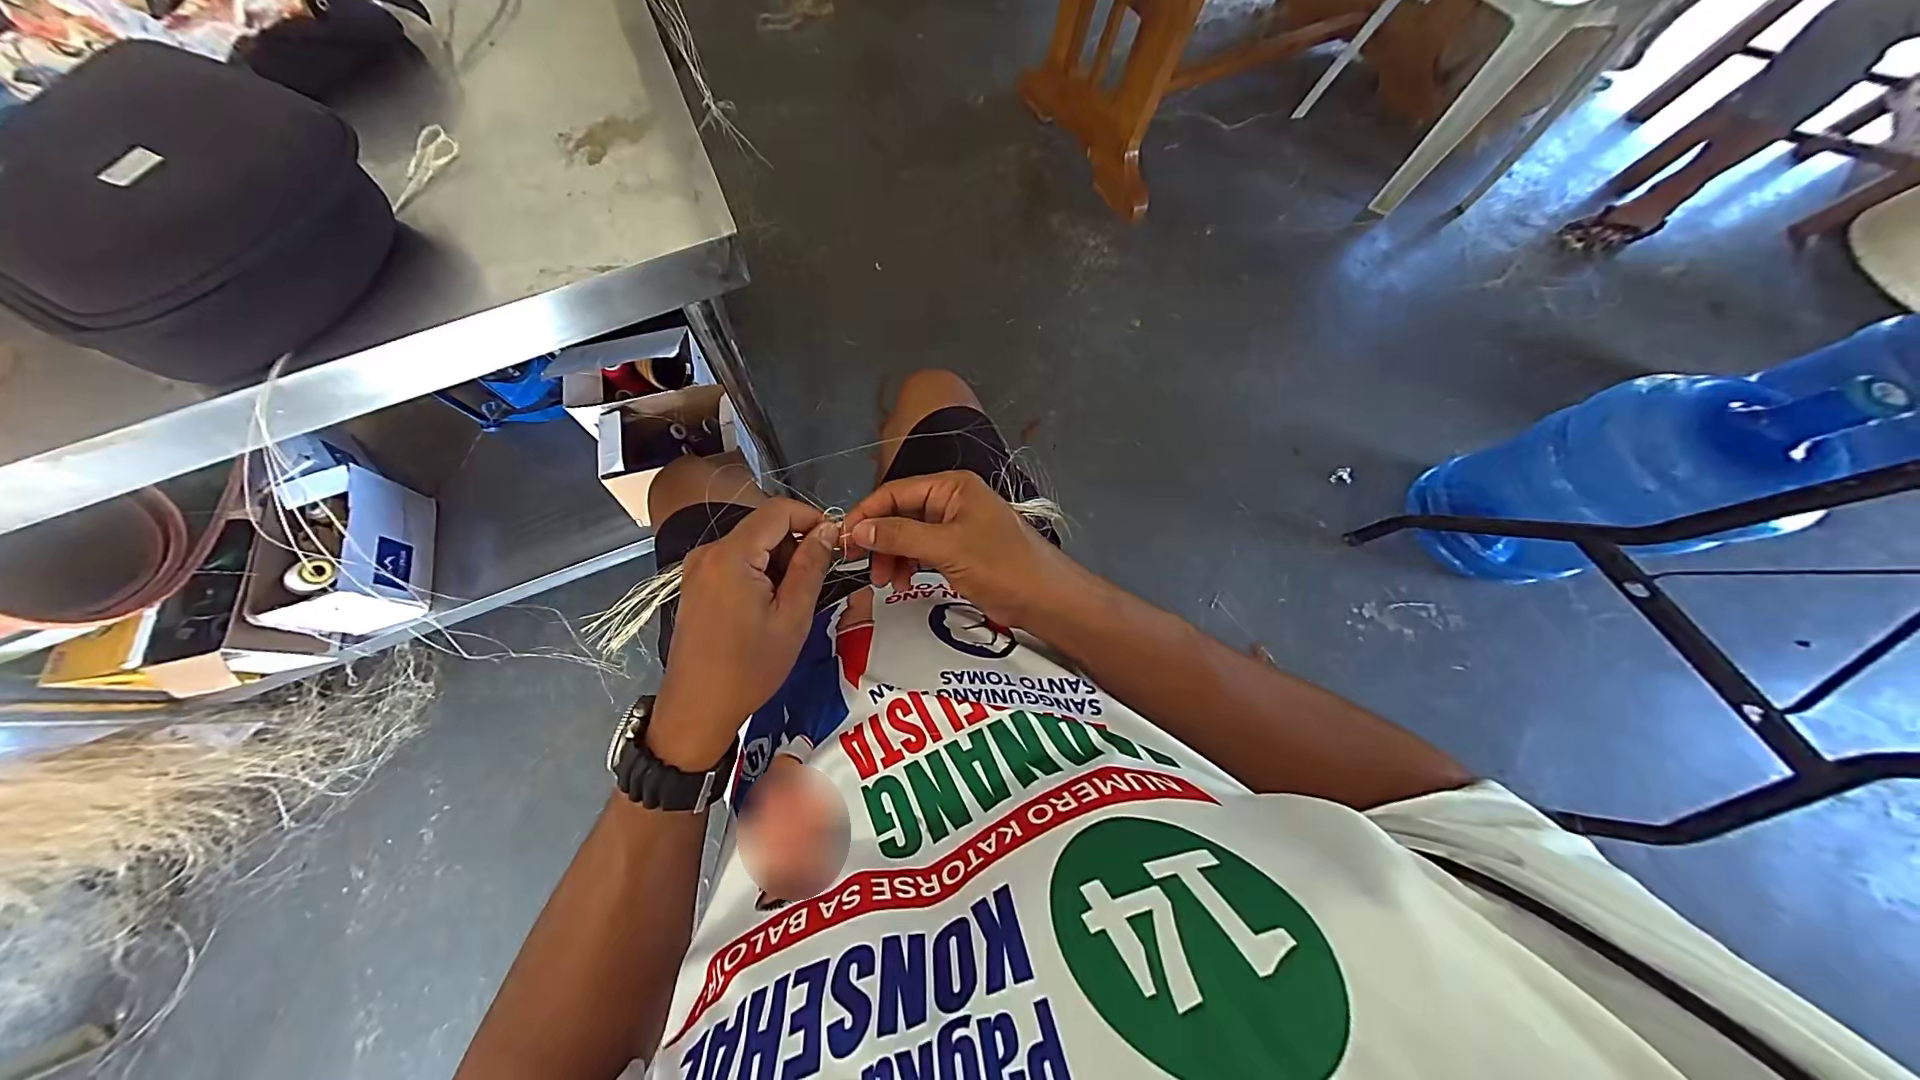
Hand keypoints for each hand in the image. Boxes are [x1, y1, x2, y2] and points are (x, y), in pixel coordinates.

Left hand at [650, 499, 836, 770]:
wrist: (698, 709)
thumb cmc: (748, 669)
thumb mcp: (793, 617)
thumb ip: (811, 566)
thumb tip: (827, 530)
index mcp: (731, 556)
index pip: (779, 510)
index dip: (813, 518)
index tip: (835, 543)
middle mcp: (708, 553)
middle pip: (764, 526)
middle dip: (796, 545)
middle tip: (815, 582)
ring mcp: (698, 568)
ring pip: (751, 544)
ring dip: (778, 561)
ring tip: (789, 602)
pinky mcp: (695, 584)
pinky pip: (735, 561)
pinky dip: (759, 572)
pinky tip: (767, 607)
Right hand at [842, 471, 1090, 628]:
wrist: (1045, 599)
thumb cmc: (1003, 565)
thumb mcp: (947, 548)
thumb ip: (900, 535)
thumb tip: (858, 528)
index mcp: (952, 487)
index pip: (895, 492)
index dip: (866, 513)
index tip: (843, 538)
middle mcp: (952, 501)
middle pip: (900, 514)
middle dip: (880, 540)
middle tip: (865, 567)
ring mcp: (956, 527)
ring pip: (909, 536)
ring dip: (893, 557)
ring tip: (887, 582)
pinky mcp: (960, 550)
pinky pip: (923, 552)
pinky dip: (910, 566)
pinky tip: (903, 583)